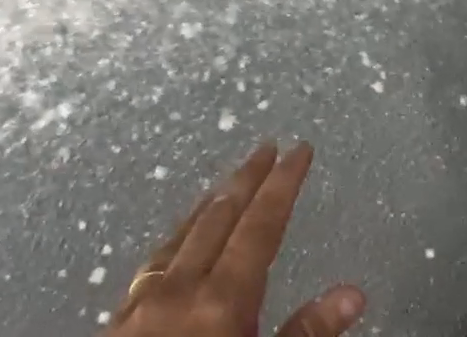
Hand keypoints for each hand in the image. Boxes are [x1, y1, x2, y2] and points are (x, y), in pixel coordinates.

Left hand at [108, 142, 364, 336]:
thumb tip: (355, 292)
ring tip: (224, 185)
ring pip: (178, 239)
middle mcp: (178, 291)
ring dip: (208, 205)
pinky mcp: (111, 329)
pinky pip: (151, 265)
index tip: (300, 148)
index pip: (261, 224)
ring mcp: (137, 309)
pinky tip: (173, 248)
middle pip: (218, 219)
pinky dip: (175, 240)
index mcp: (222, 299)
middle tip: (266, 148)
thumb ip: (306, 334)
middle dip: (246, 180)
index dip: (284, 183)